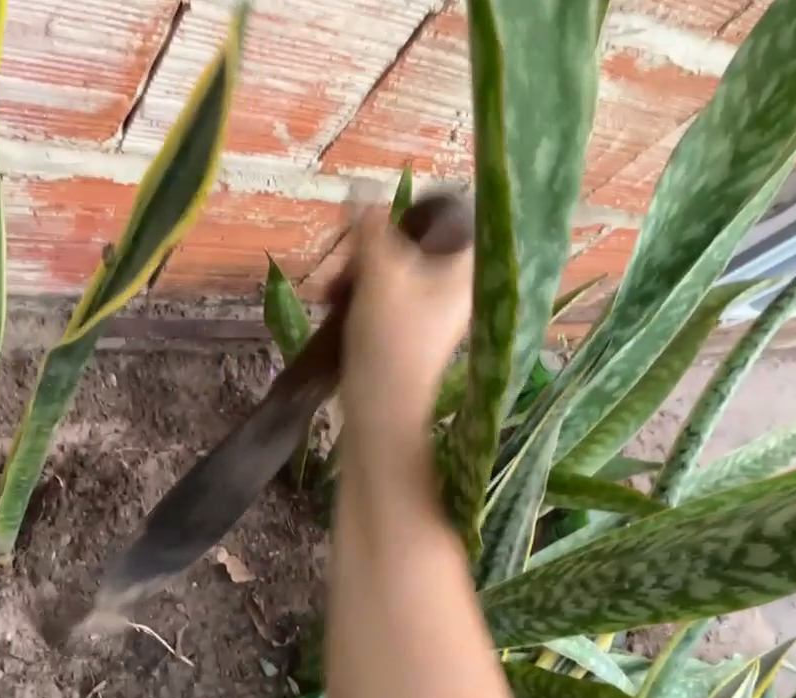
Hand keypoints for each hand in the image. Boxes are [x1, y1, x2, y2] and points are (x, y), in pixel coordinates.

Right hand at [337, 205, 474, 456]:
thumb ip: (371, 228)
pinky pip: (387, 297)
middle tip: (342, 260)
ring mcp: (434, 312)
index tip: (383, 216)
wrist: (382, 411)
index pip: (454, 212)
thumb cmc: (390, 340)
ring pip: (396, 271)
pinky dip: (362, 295)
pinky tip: (334, 304)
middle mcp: (458, 285)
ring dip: (358, 272)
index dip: (418, 207)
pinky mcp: (410, 333)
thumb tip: (360, 187)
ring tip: (330, 289)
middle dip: (370, 247)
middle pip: (416, 243)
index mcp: (465, 265)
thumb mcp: (379, 274)